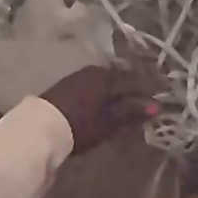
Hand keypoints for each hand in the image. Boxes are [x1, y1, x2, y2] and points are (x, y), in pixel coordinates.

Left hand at [40, 64, 155, 154]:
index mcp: (108, 77)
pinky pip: (94, 84)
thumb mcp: (109, 121)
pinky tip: (103, 103)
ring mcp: (80, 75)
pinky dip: (103, 93)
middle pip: (120, 79)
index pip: (134, 82)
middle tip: (141, 105)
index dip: (146, 94)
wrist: (41, 126)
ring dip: (116, 91)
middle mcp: (96, 70)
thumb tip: (156, 106)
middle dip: (131, 91)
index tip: (156, 105)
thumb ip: (131, 111)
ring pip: (106, 81)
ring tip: (123, 105)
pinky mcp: (68, 84)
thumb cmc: (81, 124)